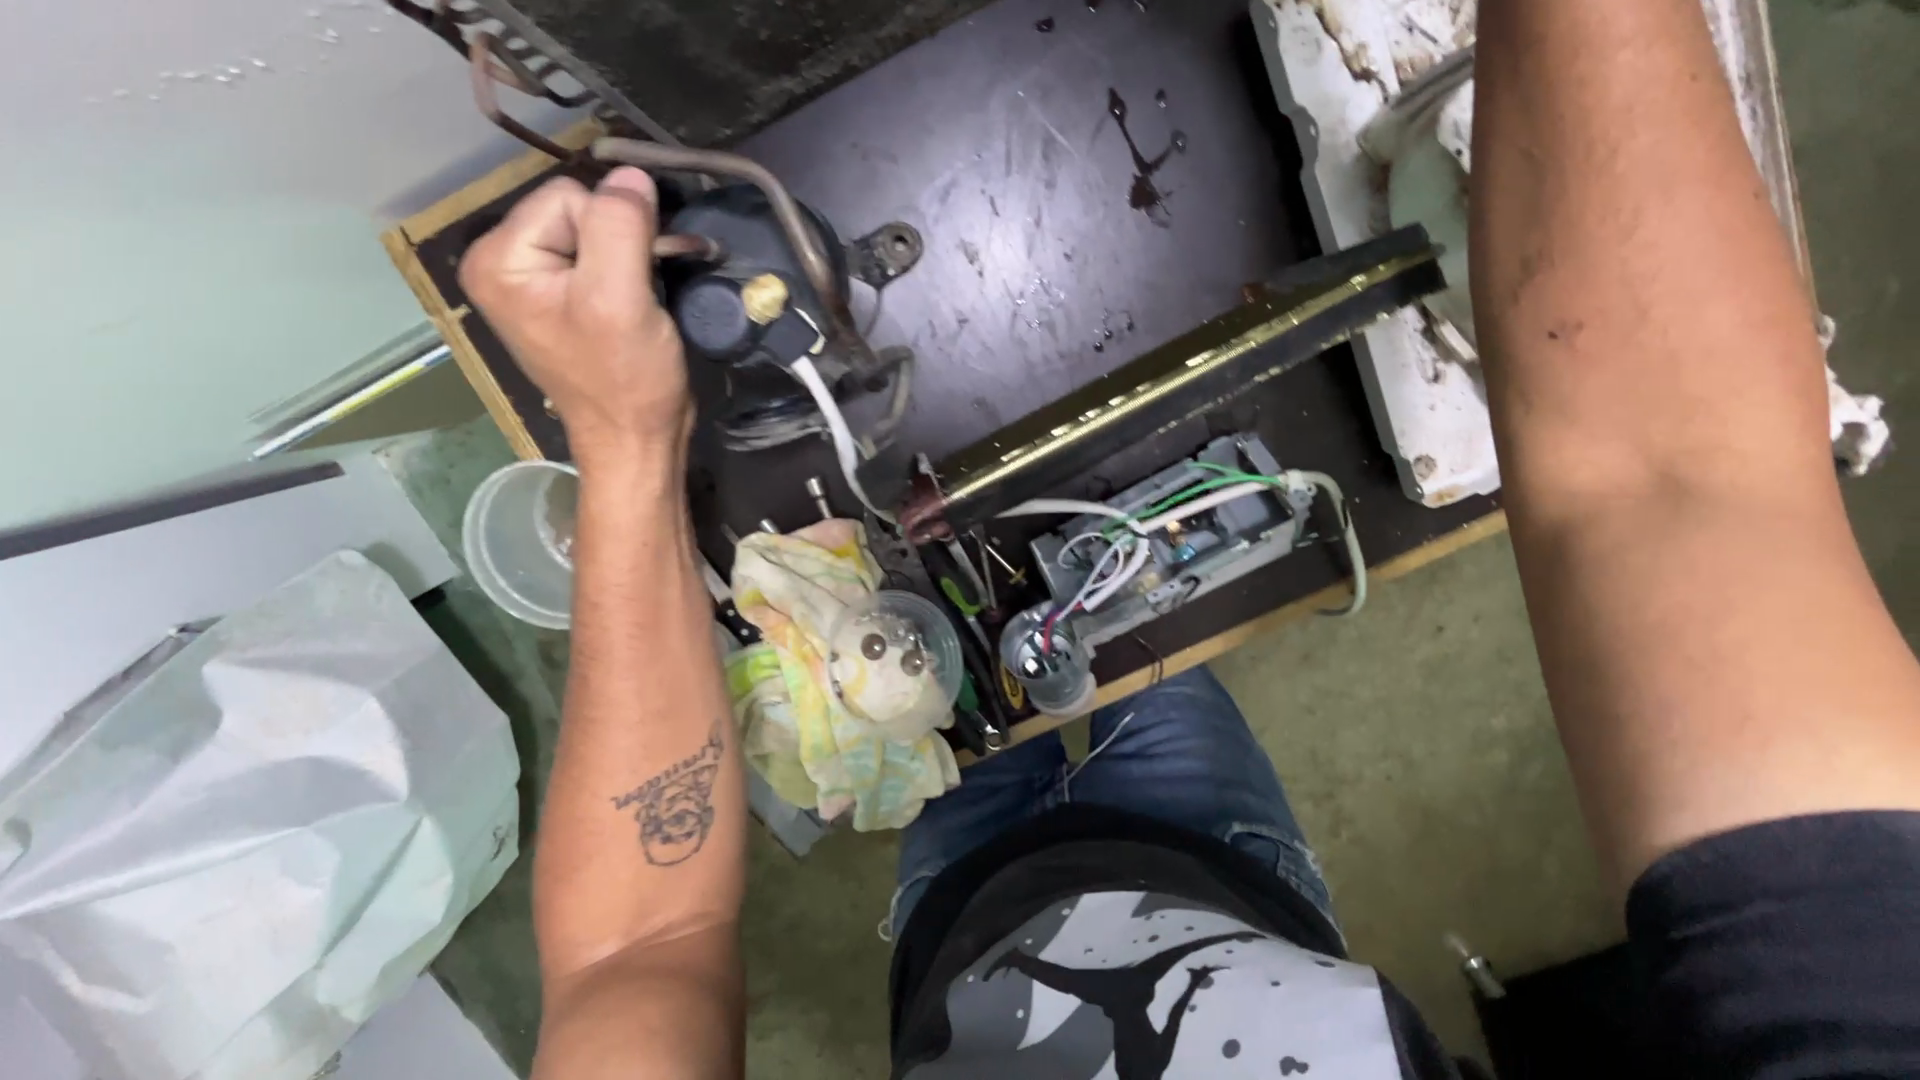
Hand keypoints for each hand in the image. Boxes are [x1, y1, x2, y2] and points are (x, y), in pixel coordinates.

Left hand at [460, 167, 691, 467]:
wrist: (638, 440)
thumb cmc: (624, 379)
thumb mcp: (619, 297)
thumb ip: (620, 226)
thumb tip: (633, 174)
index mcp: (500, 259)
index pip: (567, 196)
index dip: (614, 229)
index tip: (634, 277)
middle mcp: (508, 264)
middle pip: (581, 210)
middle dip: (624, 241)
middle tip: (646, 288)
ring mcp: (538, 283)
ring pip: (600, 232)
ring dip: (636, 255)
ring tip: (649, 297)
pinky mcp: (568, 300)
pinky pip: (605, 257)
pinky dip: (635, 270)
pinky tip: (647, 298)